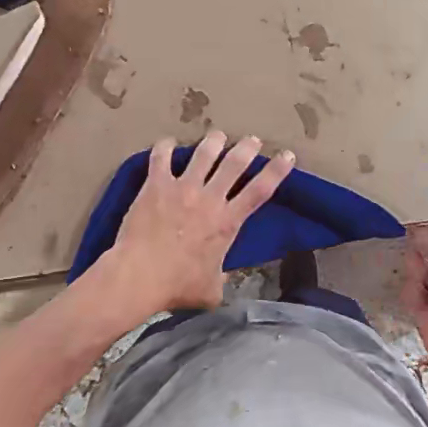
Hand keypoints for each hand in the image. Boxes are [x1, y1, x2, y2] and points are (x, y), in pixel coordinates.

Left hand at [97, 132, 293, 317]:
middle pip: (235, 163)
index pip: (260, 191)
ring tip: (217, 136)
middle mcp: (209, 199)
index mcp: (227, 222)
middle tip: (252, 140)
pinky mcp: (156, 185)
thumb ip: (222, 279)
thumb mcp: (212, 290)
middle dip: (247, 148)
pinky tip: (167, 143)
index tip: (287, 156)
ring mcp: (182, 188)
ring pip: (203, 154)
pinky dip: (165, 147)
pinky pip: (161, 157)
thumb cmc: (178, 286)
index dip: (277, 171)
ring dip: (213, 141)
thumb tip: (223, 278)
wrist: (140, 275)